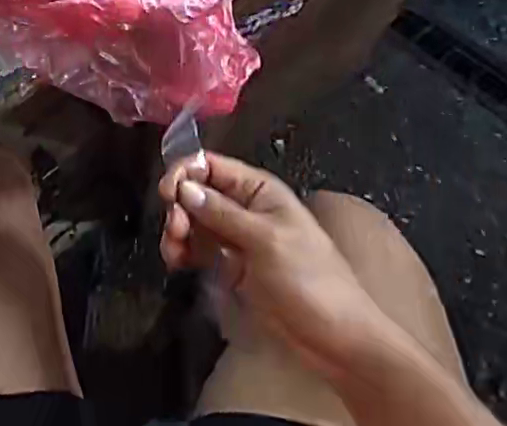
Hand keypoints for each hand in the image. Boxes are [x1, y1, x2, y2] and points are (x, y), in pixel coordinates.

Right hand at [160, 152, 386, 377]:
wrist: (337, 341)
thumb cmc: (310, 280)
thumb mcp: (266, 240)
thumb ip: (222, 213)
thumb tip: (184, 188)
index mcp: (258, 189)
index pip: (210, 164)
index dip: (185, 172)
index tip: (168, 194)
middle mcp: (243, 206)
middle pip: (196, 191)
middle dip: (179, 207)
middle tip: (175, 231)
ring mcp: (236, 236)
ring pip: (192, 219)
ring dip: (177, 231)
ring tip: (173, 254)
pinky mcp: (230, 264)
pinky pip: (198, 247)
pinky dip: (182, 251)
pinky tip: (177, 262)